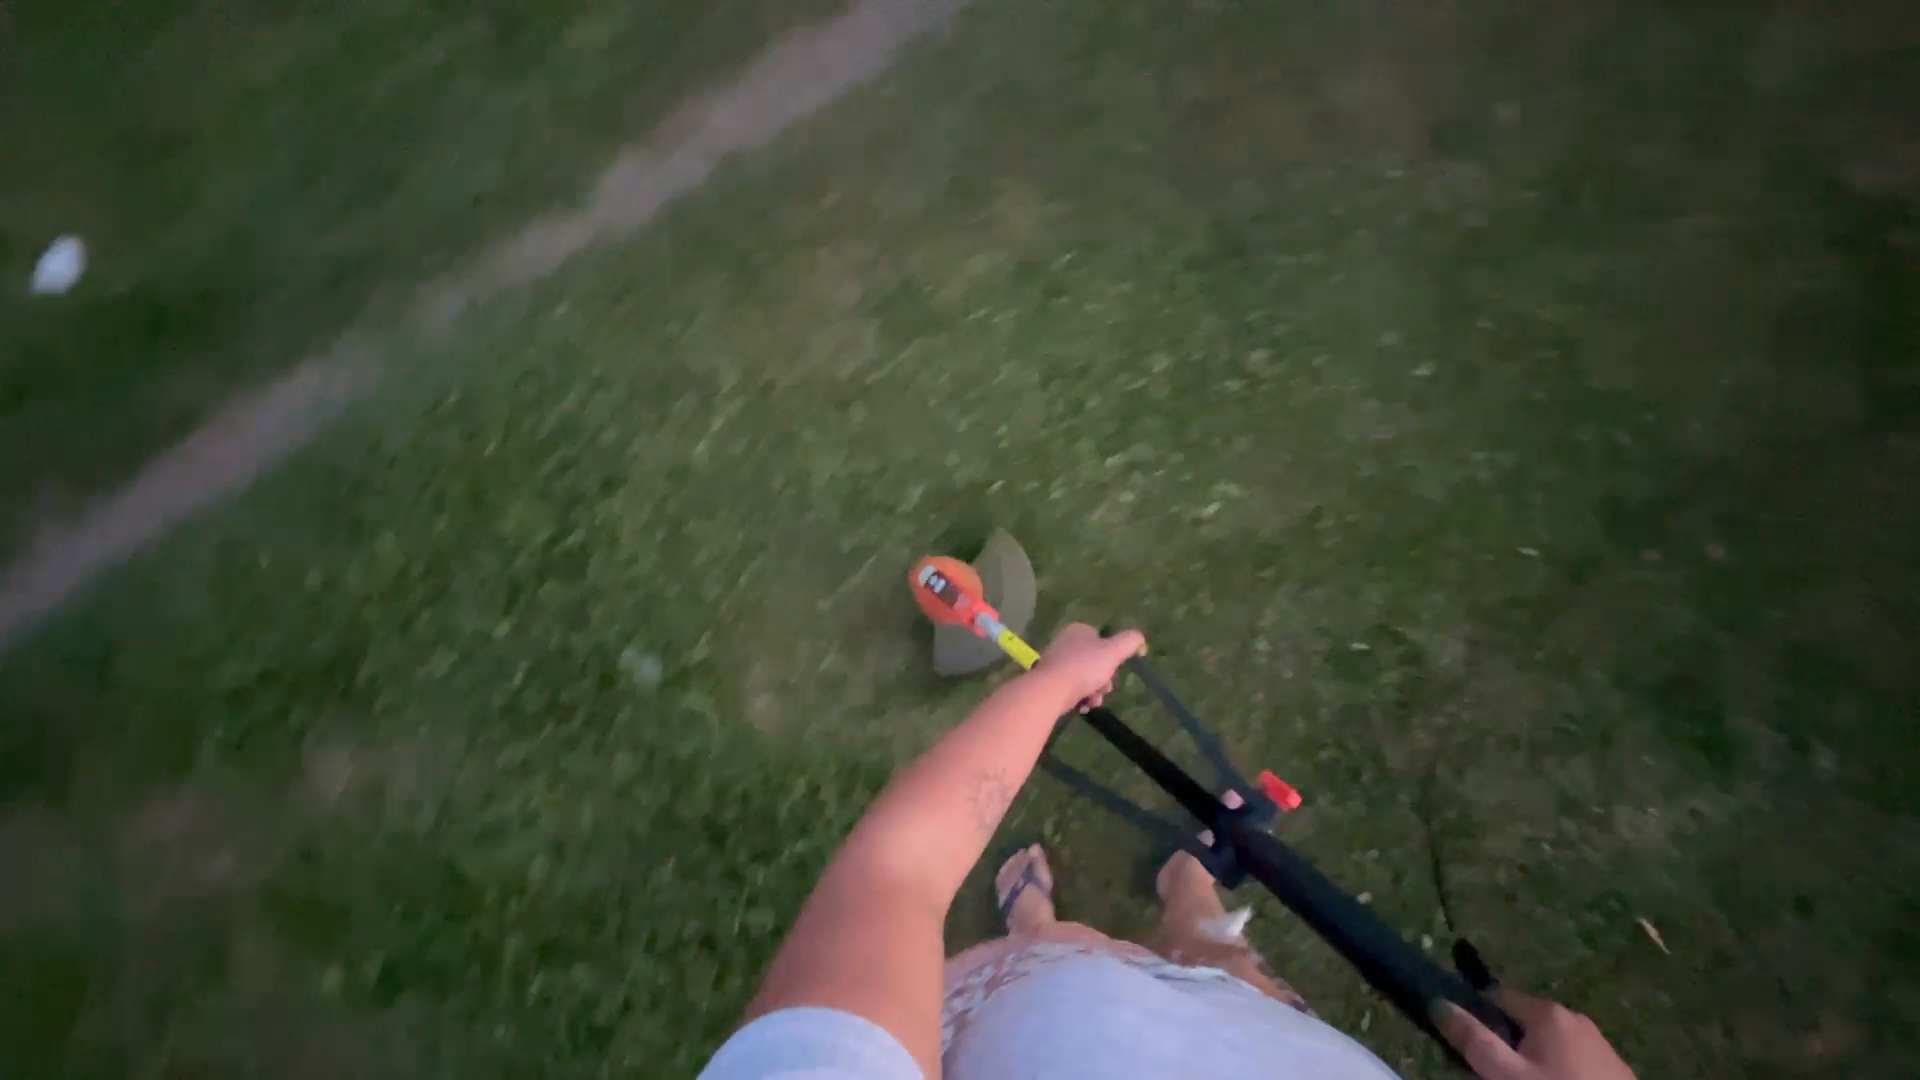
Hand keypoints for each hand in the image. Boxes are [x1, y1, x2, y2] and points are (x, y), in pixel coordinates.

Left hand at [1033, 623, 1145, 709]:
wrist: (1052, 689)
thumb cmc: (1084, 667)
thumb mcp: (1114, 651)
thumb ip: (1131, 641)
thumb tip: (1141, 643)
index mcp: (1078, 630)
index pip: (1103, 641)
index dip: (1113, 658)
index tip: (1115, 672)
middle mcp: (1065, 642)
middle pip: (1095, 662)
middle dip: (1104, 680)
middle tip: (1104, 689)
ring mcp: (1056, 661)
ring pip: (1085, 677)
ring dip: (1095, 692)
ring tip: (1093, 701)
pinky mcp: (1050, 680)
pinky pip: (1072, 688)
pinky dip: (1081, 697)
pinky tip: (1083, 706)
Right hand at [1437, 989, 1635, 1079]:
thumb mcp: (1506, 1075)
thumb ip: (1471, 1037)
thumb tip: (1437, 1002)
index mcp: (1548, 1012)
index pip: (1495, 997)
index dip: (1479, 1020)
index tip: (1474, 1050)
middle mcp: (1576, 1019)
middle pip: (1523, 1022)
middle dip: (1508, 1044)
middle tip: (1500, 1075)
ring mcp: (1603, 1047)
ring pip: (1550, 1045)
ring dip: (1535, 1062)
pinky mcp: (1620, 1075)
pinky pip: (1576, 1064)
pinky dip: (1562, 1075)